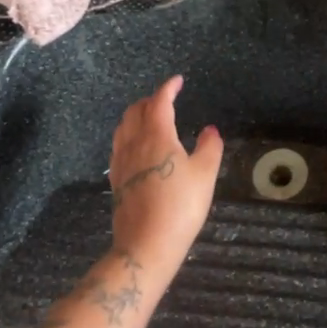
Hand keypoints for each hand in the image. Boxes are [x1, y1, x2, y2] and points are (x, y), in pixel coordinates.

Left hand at [109, 76, 223, 265]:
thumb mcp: (205, 175)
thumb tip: (209, 130)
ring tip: (151, 117)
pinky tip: (139, 145)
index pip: (159, 102)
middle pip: (136, 111)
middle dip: (151, 100)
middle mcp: (134, 143)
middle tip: (167, 99)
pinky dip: (129, 134)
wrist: (146, 245)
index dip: (168, 88)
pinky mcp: (116, 180)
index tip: (178, 81)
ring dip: (137, 115)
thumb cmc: (180, 207)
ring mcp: (121, 162)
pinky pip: (119, 145)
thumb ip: (210, 147)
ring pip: (123, 127)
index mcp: (157, 136)